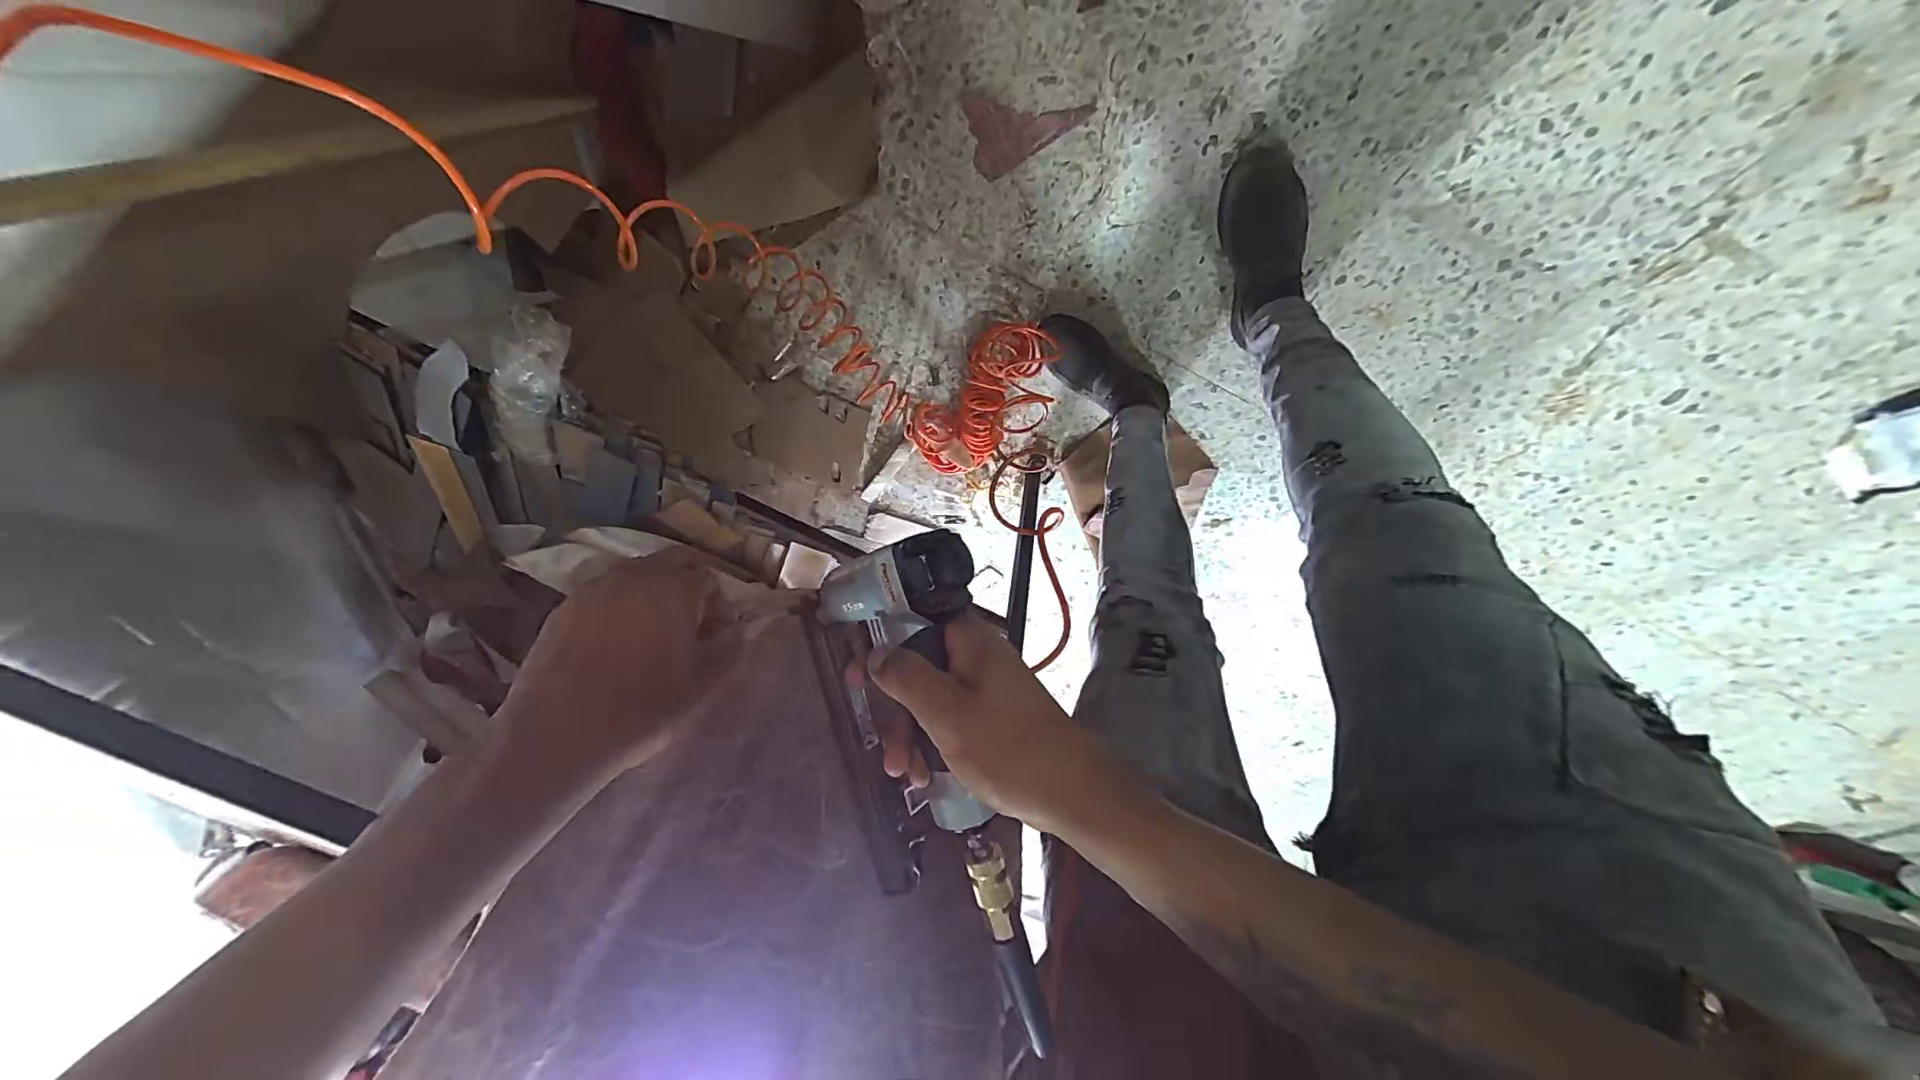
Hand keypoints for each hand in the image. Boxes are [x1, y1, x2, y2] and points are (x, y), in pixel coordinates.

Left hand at [499, 549, 808, 784]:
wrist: (557, 734)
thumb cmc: (643, 708)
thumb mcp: (705, 685)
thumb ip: (732, 647)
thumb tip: (738, 627)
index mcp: (675, 587)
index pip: (709, 578)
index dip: (719, 605)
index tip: (716, 635)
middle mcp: (635, 575)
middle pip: (674, 561)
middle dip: (689, 584)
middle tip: (690, 626)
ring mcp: (594, 588)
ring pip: (637, 573)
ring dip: (654, 591)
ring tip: (653, 633)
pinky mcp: (564, 607)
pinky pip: (606, 592)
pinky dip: (621, 605)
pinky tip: (617, 642)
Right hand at [864, 615, 1130, 834]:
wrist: (1069, 792)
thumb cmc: (1007, 747)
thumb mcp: (946, 712)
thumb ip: (906, 676)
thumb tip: (876, 652)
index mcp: (969, 641)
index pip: (914, 619)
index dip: (880, 642)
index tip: (856, 674)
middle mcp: (976, 657)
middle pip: (917, 666)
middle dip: (895, 709)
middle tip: (884, 745)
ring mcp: (984, 688)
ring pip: (929, 698)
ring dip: (910, 734)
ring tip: (904, 773)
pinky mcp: (990, 716)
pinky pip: (948, 719)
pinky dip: (932, 743)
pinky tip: (924, 775)